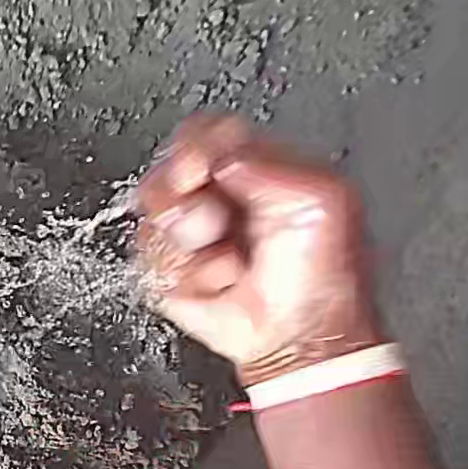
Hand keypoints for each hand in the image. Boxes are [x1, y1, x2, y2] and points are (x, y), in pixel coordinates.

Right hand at [135, 115, 383, 384]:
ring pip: (151, 215)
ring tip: (226, 262)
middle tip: (214, 224)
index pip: (203, 134)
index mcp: (252, 168)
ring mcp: (186, 233)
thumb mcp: (321, 198)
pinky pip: (146, 255)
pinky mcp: (164, 268)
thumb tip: (216, 155)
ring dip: (187, 243)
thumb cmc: (318, 274)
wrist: (292, 333)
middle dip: (186, 202)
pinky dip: (178, 271)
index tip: (202, 171)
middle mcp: (214, 196)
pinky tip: (212, 282)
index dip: (194, 149)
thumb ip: (267, 163)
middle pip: (165, 173)